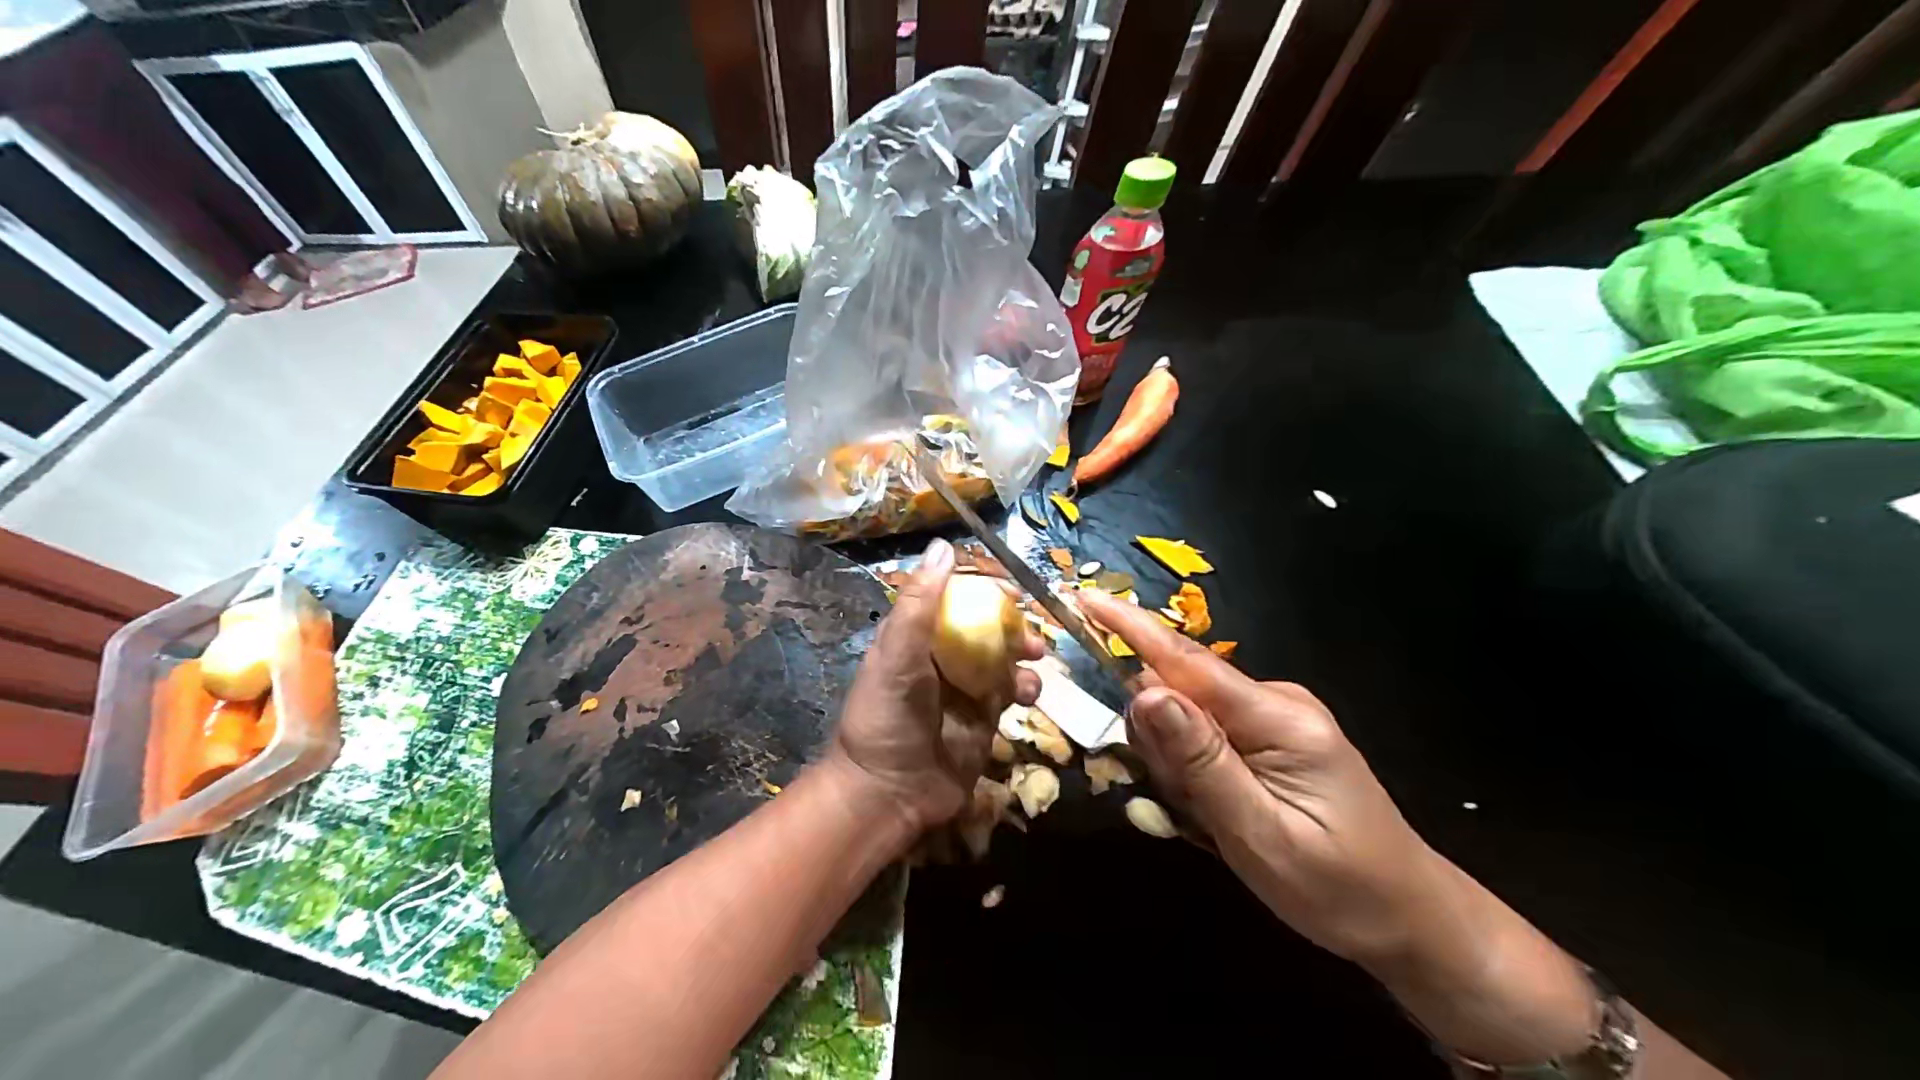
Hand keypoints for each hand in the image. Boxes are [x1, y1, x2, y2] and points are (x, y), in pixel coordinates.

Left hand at [830, 539, 1043, 835]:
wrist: (889, 793)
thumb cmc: (888, 716)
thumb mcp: (897, 655)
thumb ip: (920, 603)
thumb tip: (943, 546)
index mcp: (917, 637)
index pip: (955, 600)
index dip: (984, 591)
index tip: (1011, 592)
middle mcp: (943, 658)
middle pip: (987, 627)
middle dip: (1013, 625)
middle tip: (1032, 633)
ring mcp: (966, 689)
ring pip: (1005, 658)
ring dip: (1024, 654)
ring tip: (1034, 660)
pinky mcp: (985, 719)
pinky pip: (1013, 693)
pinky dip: (1027, 688)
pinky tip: (1028, 696)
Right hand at [1081, 591, 1607, 1065]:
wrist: (1410, 918)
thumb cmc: (1338, 887)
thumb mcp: (1259, 833)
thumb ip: (1200, 761)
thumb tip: (1143, 692)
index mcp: (1279, 718)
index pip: (1187, 662)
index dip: (1130, 628)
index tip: (1083, 598)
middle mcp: (1274, 700)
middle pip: (1178, 693)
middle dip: (1158, 740)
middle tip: (1185, 807)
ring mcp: (1273, 715)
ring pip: (1186, 716)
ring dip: (1177, 762)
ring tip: (1211, 818)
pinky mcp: (1269, 734)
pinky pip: (1205, 732)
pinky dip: (1194, 767)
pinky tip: (1219, 809)